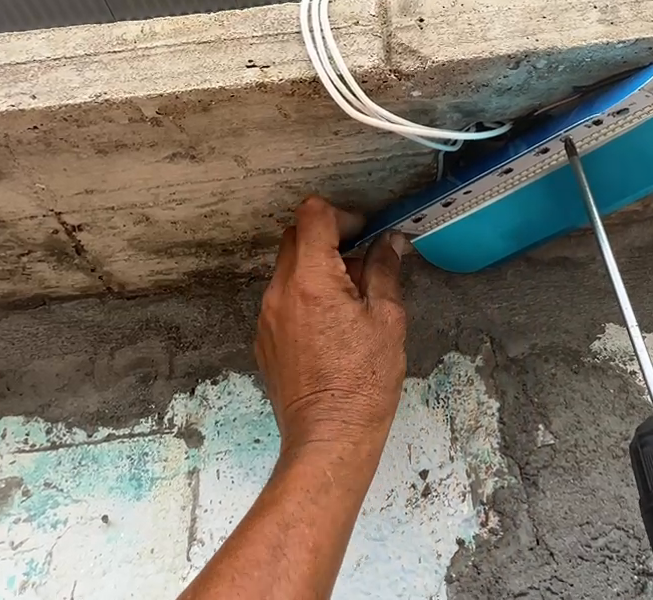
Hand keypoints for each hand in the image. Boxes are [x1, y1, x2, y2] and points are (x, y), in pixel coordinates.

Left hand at [256, 197, 407, 455]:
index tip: (365, 233)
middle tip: (361, 261)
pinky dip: (305, 294)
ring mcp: (267, 316)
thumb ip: (384, 270)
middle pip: (296, 235)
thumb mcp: (387, 318)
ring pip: (288, 267)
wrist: (328, 438)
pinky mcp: (264, 339)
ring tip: (350, 299)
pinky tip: (331, 326)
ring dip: (317, 267)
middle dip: (329, 237)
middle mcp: (280, 291)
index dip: (342, 215)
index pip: (313, 215)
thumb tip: (388, 241)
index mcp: (312, 280)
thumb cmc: (364, 382)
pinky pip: (282, 297)